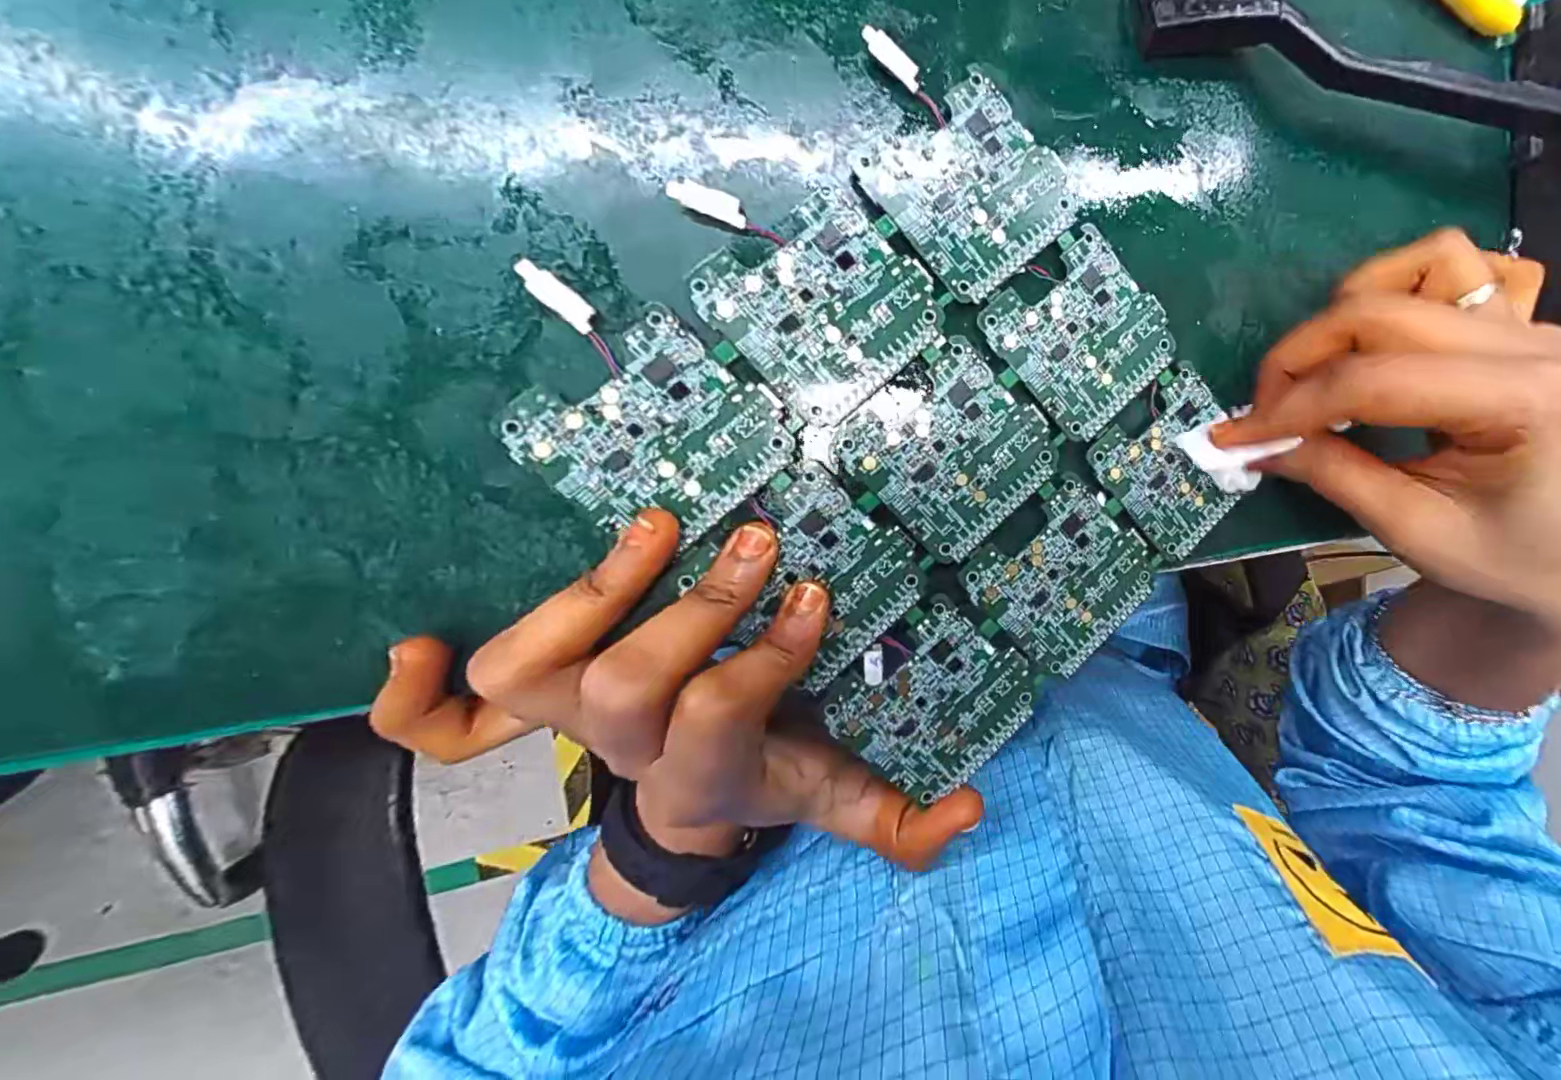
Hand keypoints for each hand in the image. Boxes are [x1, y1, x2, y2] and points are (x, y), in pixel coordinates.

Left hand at [371, 512, 982, 918]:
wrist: (692, 805)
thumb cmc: (769, 776)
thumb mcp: (835, 798)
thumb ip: (897, 819)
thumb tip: (971, 809)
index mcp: (707, 769)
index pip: (724, 714)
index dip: (764, 656)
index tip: (813, 592)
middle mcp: (628, 748)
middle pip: (629, 685)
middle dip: (696, 610)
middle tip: (756, 539)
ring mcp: (571, 723)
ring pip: (537, 674)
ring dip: (590, 596)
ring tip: (657, 527)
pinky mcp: (532, 706)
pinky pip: (446, 724)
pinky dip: (413, 696)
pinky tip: (414, 638)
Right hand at [1213, 229, 1560, 705]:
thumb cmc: (1505, 561)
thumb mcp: (1410, 530)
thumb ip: (1332, 475)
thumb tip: (1256, 445)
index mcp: (1521, 401)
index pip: (1374, 380)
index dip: (1290, 407)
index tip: (1235, 438)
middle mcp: (1530, 344)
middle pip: (1383, 311)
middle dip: (1301, 356)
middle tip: (1264, 412)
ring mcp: (1528, 325)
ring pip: (1424, 265)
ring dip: (1348, 307)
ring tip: (1317, 369)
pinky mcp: (1516, 325)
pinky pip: (1457, 270)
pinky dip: (1401, 285)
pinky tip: (1376, 333)